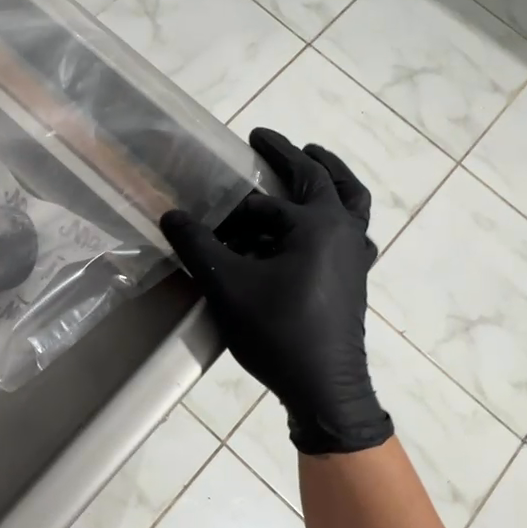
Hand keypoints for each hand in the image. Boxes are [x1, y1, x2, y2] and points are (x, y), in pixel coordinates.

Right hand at [161, 129, 390, 454]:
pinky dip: (340, 213)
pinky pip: (353, 230)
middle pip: (322, 178)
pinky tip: (321, 225)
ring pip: (351, 200)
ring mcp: (356, 255)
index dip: (234, 201)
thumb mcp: (228, 287)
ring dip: (330, 176)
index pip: (265, 201)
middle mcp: (344, 231)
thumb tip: (170, 215)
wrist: (324, 387)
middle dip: (292, 156)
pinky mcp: (356, 277)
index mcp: (317, 225)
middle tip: (263, 140)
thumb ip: (197, 246)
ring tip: (312, 159)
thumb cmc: (277, 332)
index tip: (210, 188)